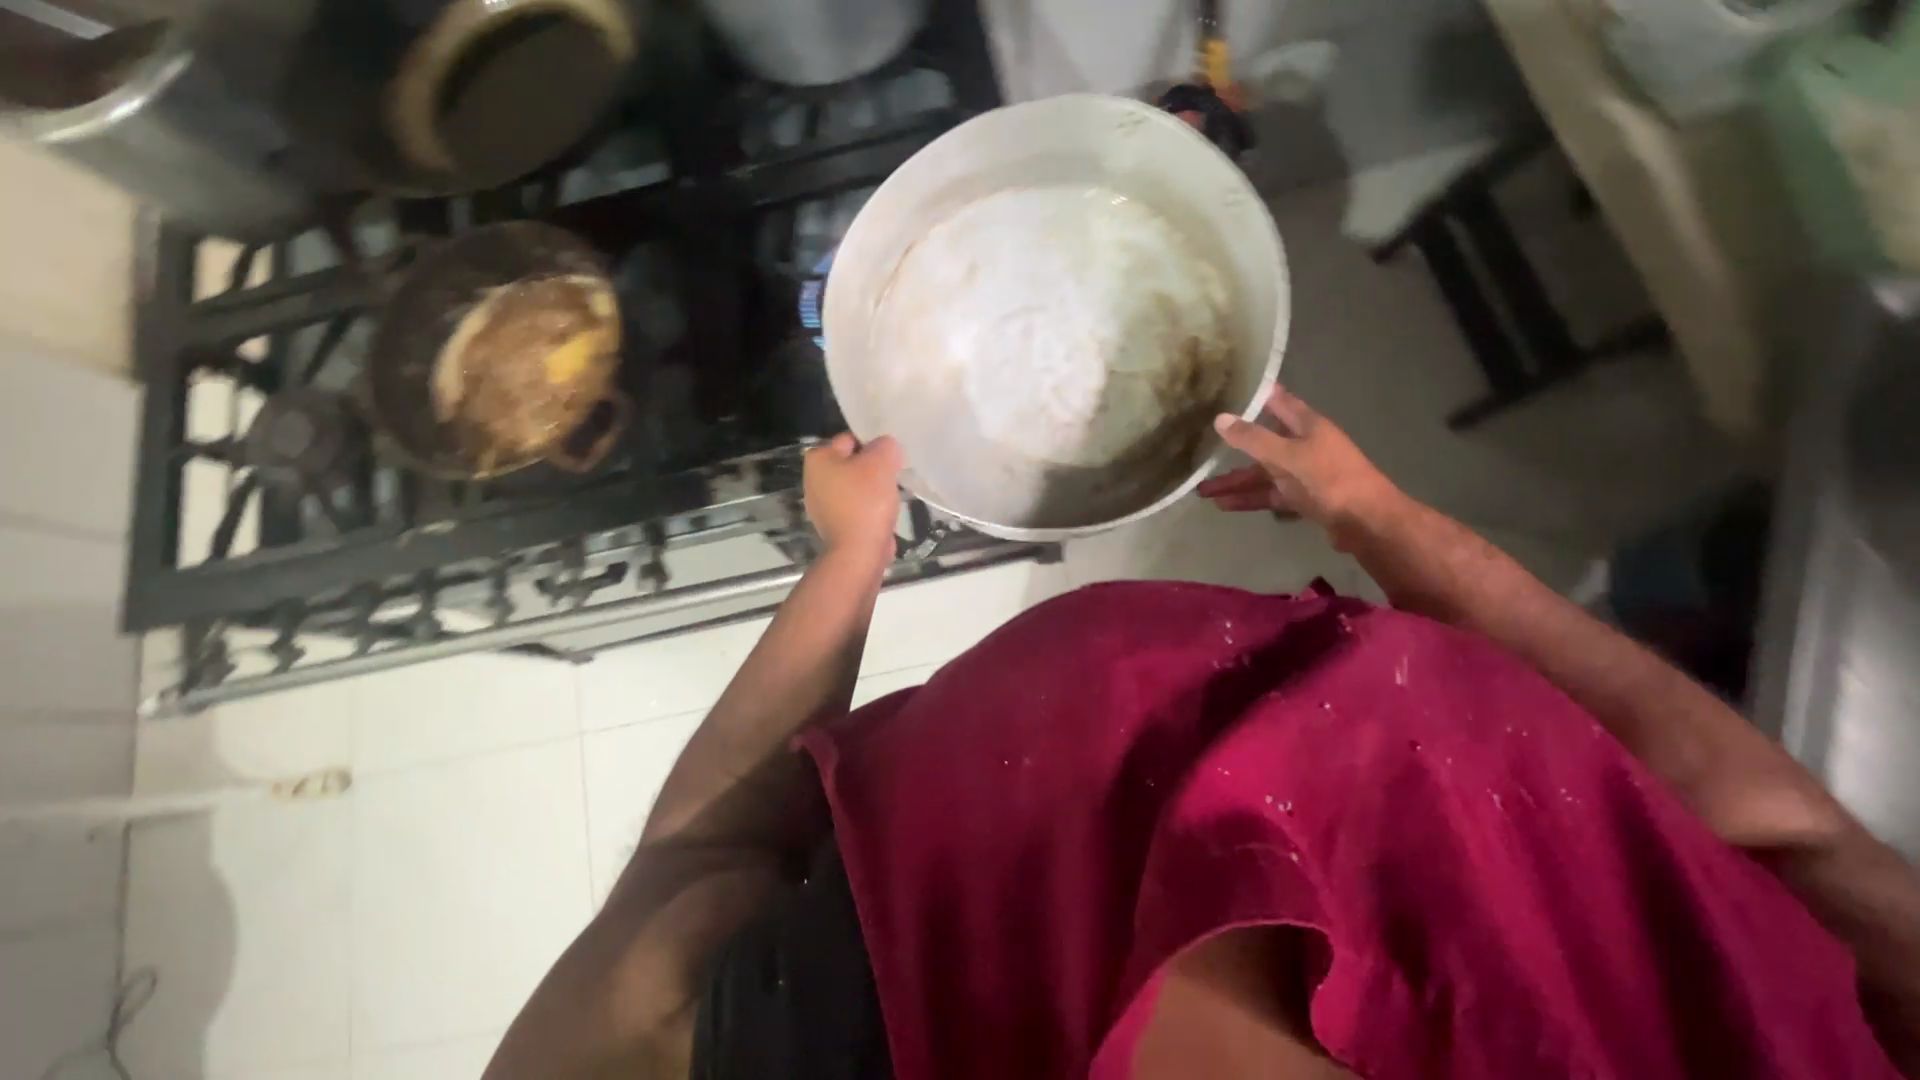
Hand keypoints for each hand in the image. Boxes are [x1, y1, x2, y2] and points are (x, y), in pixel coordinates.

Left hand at [804, 433, 902, 561]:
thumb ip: (885, 445)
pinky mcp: (834, 525)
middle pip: (852, 463)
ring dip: (873, 489)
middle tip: (893, 475)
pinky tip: (883, 513)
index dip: (874, 445)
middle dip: (873, 468)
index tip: (890, 458)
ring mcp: (822, 505)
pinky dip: (869, 508)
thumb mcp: (880, 462)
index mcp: (818, 459)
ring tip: (891, 495)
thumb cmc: (866, 501)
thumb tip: (886, 448)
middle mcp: (813, 480)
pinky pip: (857, 507)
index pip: (850, 439)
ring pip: (856, 486)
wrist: (858, 552)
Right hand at [1197, 385, 1402, 540]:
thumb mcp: (1288, 456)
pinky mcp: (1301, 498)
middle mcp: (1303, 445)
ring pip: (1262, 472)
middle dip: (1232, 447)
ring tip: (1202, 490)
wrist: (1366, 522)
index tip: (1222, 391)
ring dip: (1234, 480)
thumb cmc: (1330, 479)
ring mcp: (1302, 473)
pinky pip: (1268, 495)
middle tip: (1199, 447)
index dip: (1252, 395)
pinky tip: (1223, 505)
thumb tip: (1219, 418)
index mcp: (1306, 425)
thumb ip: (1253, 439)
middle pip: (1262, 441)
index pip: (1276, 401)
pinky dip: (1248, 499)